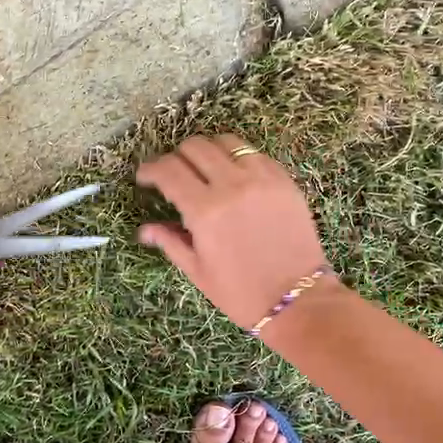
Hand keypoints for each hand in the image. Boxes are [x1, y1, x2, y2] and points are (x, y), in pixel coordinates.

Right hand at [136, 134, 328, 327]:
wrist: (297, 299)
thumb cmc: (241, 293)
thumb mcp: (198, 272)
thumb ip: (170, 242)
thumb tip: (145, 229)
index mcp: (205, 211)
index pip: (168, 171)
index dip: (150, 169)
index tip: (144, 177)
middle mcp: (232, 185)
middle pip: (195, 147)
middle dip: (176, 156)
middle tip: (173, 174)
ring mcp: (262, 179)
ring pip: (226, 143)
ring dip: (208, 151)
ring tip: (204, 170)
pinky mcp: (284, 181)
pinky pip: (255, 154)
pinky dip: (237, 159)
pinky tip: (234, 177)